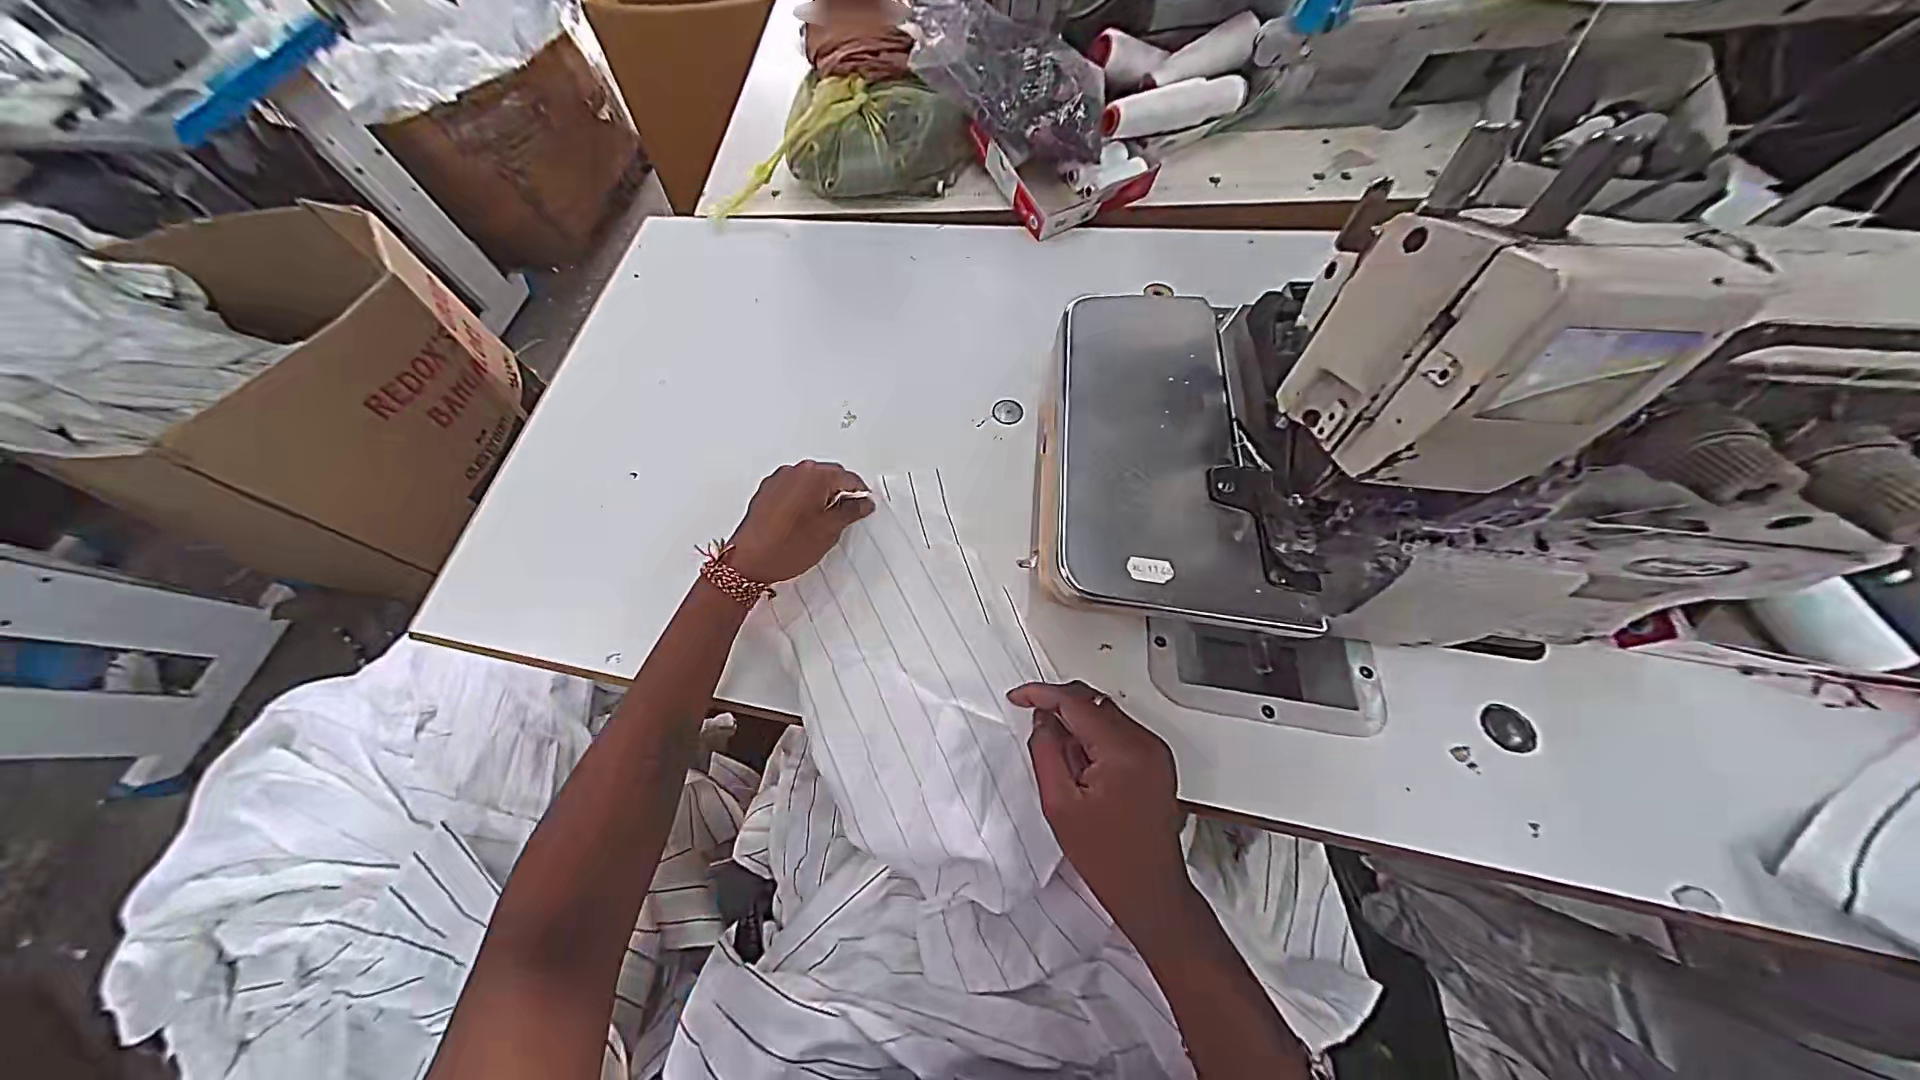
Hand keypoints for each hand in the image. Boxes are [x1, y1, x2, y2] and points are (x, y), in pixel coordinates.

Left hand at [726, 460, 873, 583]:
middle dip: (841, 492)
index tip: (865, 504)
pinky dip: (803, 499)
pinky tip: (804, 521)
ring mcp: (778, 481)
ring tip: (824, 522)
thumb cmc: (784, 546)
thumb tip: (863, 503)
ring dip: (821, 495)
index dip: (861, 492)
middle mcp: (795, 472)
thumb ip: (851, 511)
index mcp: (814, 476)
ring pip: (810, 482)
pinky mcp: (767, 492)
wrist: (749, 561)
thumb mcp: (830, 530)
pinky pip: (793, 489)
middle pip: (829, 475)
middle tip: (848, 514)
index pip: (849, 477)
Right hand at [1008, 681, 1190, 928]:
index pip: (1077, 702)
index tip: (1020, 697)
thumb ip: (1046, 751)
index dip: (1042, 694)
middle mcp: (1146, 744)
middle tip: (1037, 728)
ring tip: (1067, 767)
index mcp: (1123, 752)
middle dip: (1061, 709)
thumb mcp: (1060, 804)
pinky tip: (1085, 769)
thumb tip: (1042, 719)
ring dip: (1079, 725)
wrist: (1150, 890)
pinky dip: (1096, 738)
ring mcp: (1156, 751)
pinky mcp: (1157, 760)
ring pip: (1106, 714)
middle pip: (1094, 702)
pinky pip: (1120, 731)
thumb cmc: (1109, 859)